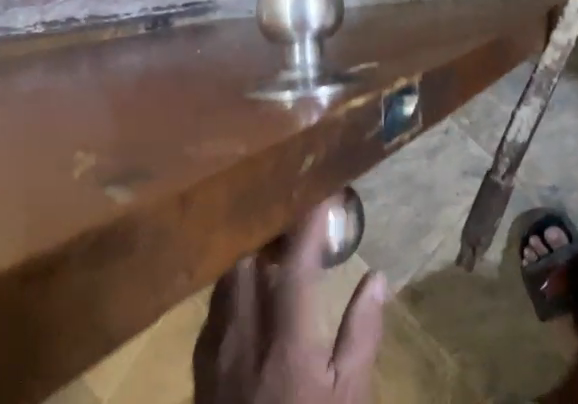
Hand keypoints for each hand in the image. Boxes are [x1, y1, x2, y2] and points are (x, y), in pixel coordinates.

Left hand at [193, 198, 388, 403]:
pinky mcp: (199, 370)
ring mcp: (215, 354)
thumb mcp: (350, 396)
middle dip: (271, 233)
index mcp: (287, 343)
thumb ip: (362, 333)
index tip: (322, 193)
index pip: (296, 267)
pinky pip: (213, 309)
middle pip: (248, 263)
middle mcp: (243, 337)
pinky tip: (248, 291)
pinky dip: (232, 286)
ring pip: (226, 282)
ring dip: (250, 256)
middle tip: (296, 217)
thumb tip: (378, 277)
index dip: (309, 226)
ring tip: (273, 247)